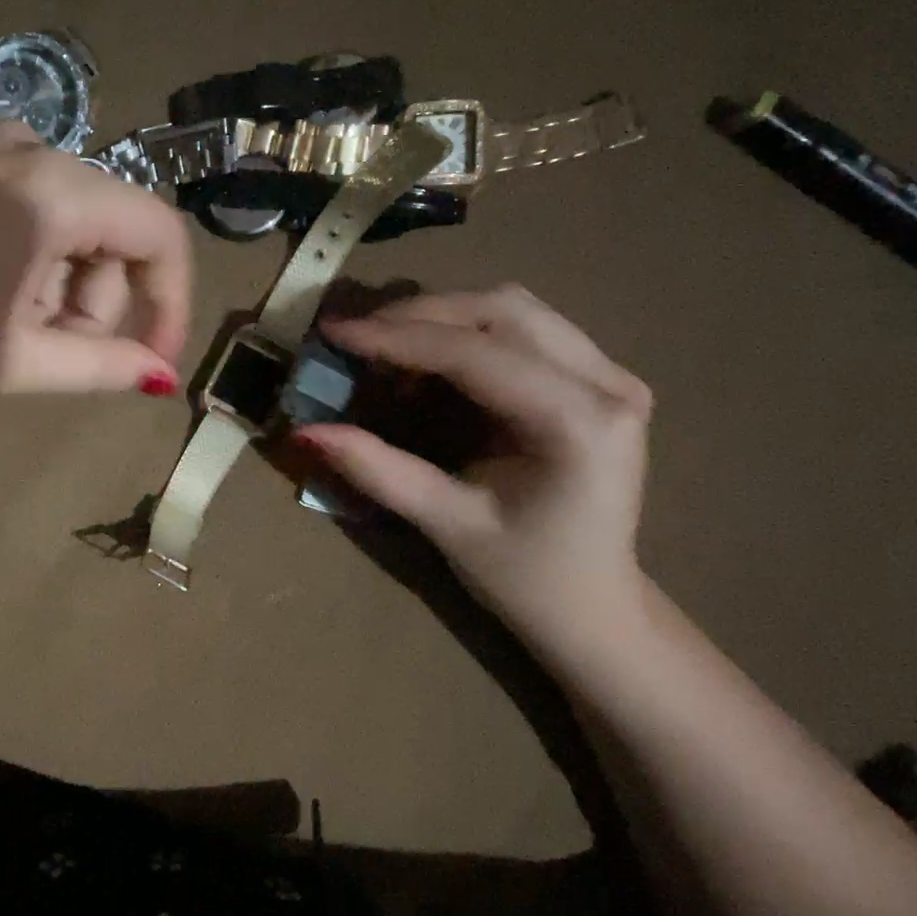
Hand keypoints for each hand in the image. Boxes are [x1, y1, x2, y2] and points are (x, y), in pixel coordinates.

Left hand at [0, 121, 192, 400]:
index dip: (169, 302)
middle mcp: (25, 147)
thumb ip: (103, 365)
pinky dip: (22, 258)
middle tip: (47, 355)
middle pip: (109, 226)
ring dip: (56, 284)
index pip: (157, 232)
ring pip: (66, 219)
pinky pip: (20, 205)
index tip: (152, 360)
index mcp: (52, 190)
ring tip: (3, 331)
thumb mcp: (18, 362)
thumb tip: (160, 373)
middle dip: (94, 300)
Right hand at [294, 286, 655, 642]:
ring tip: (383, 349)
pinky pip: (523, 332)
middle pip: (504, 310)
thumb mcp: (446, 523)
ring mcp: (610, 375)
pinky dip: (465, 336)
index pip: (478, 354)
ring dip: (442, 319)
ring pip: (515, 311)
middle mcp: (609, 383)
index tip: (335, 332)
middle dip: (419, 315)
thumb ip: (378, 470)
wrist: (591, 605)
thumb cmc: (524, 576)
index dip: (399, 338)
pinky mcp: (596, 380)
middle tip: (354, 336)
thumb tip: (306, 432)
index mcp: (580, 423)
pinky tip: (425, 363)